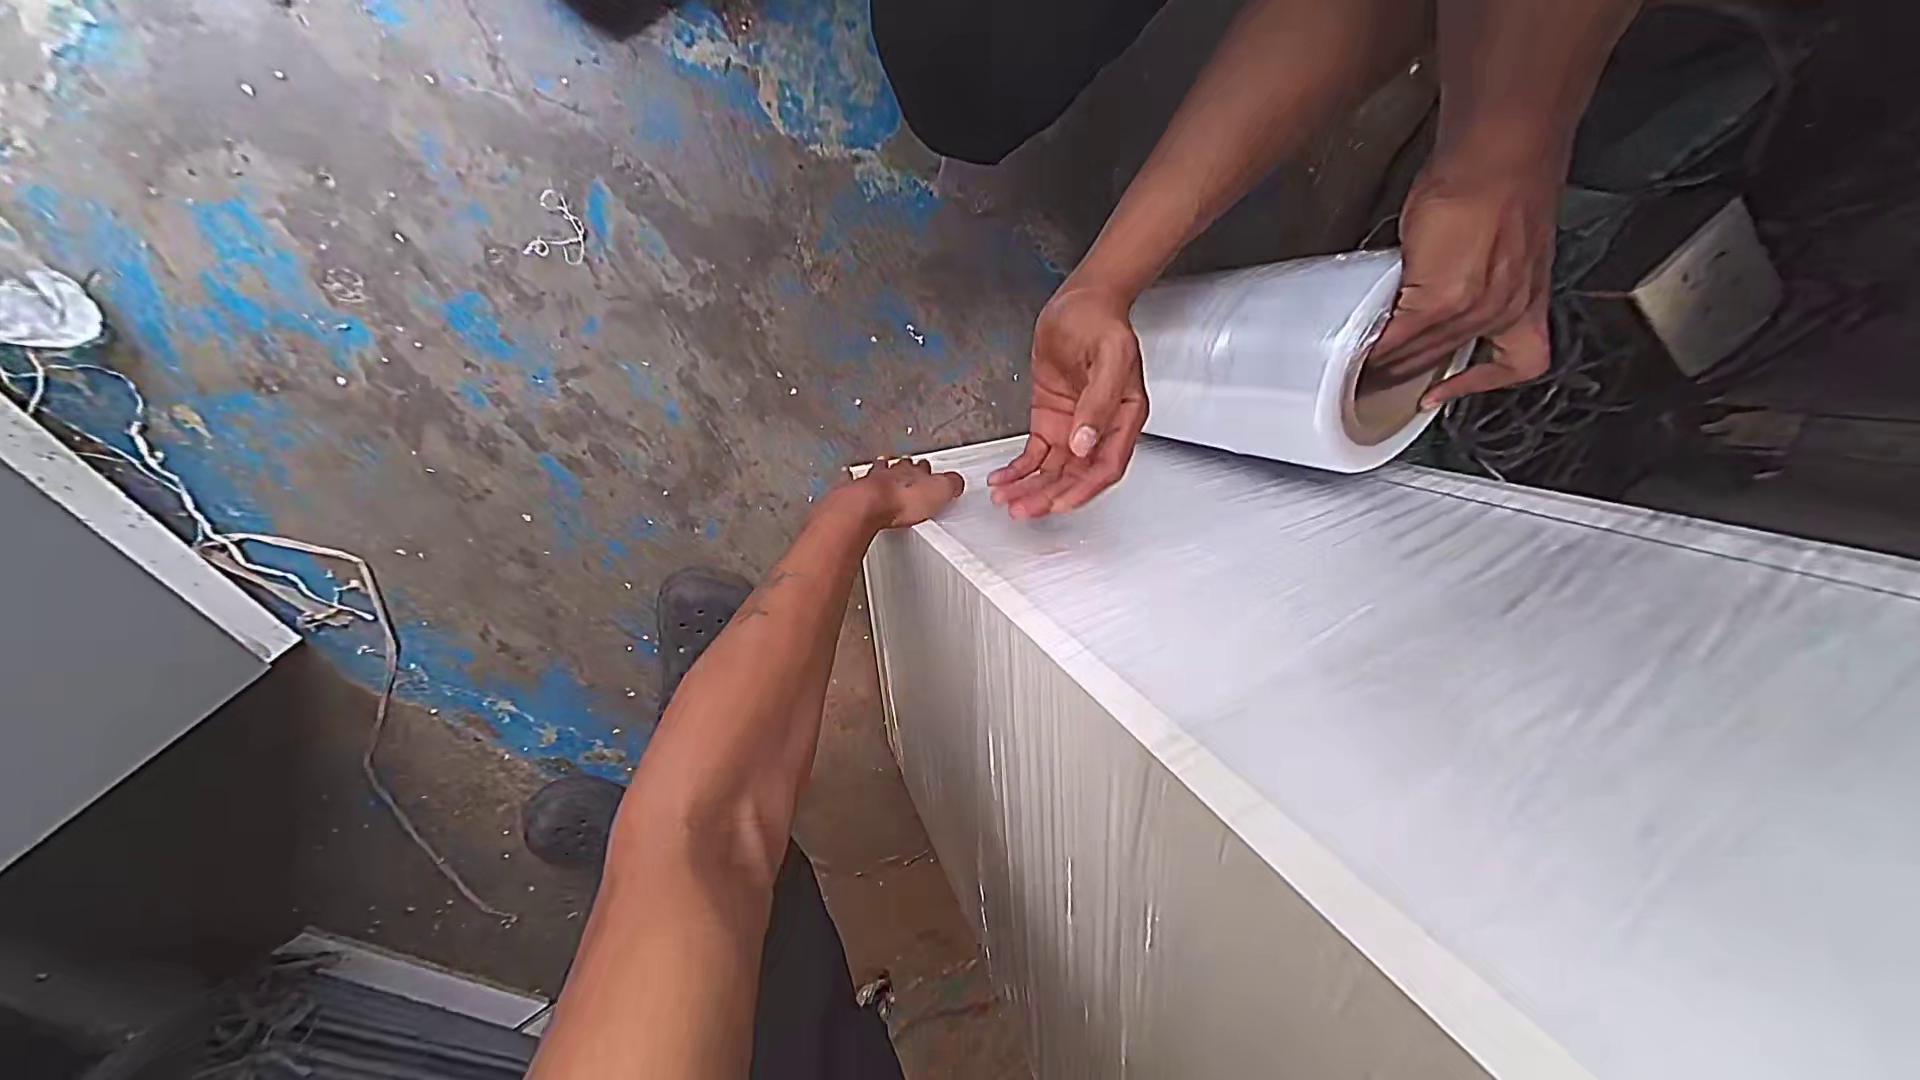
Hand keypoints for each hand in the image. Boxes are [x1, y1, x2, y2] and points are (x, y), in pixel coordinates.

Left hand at [844, 458, 964, 529]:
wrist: (868, 505)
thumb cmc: (900, 499)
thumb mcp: (940, 491)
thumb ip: (950, 485)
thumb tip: (957, 482)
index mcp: (912, 470)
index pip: (923, 466)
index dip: (928, 471)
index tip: (930, 473)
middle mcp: (891, 472)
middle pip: (899, 467)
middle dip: (904, 469)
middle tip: (907, 473)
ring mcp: (871, 482)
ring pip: (878, 472)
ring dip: (882, 474)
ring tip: (886, 481)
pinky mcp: (856, 496)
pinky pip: (855, 485)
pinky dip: (856, 485)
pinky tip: (858, 490)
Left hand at [988, 284, 1149, 518]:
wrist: (1079, 303)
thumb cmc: (1101, 322)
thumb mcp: (1109, 356)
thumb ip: (1099, 402)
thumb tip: (1084, 443)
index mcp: (1123, 417)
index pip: (1105, 466)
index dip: (1082, 490)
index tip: (1057, 503)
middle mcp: (1099, 429)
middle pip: (1075, 476)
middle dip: (1048, 496)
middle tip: (1021, 509)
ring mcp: (1074, 428)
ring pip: (1052, 471)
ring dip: (1030, 488)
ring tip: (1006, 499)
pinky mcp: (1051, 423)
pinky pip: (1035, 455)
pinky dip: (1018, 469)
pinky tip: (1003, 479)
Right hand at [1362, 155, 1558, 407]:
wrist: (1503, 148)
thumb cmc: (1503, 177)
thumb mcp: (1502, 240)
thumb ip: (1467, 274)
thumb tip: (1429, 288)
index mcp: (1528, 296)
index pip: (1511, 361)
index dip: (1472, 384)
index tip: (1440, 392)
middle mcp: (1506, 308)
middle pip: (1441, 360)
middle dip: (1403, 374)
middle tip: (1374, 377)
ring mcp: (1475, 308)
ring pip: (1418, 357)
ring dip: (1383, 365)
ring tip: (1359, 365)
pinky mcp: (1440, 300)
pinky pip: (1397, 343)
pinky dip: (1374, 352)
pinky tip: (1359, 352)